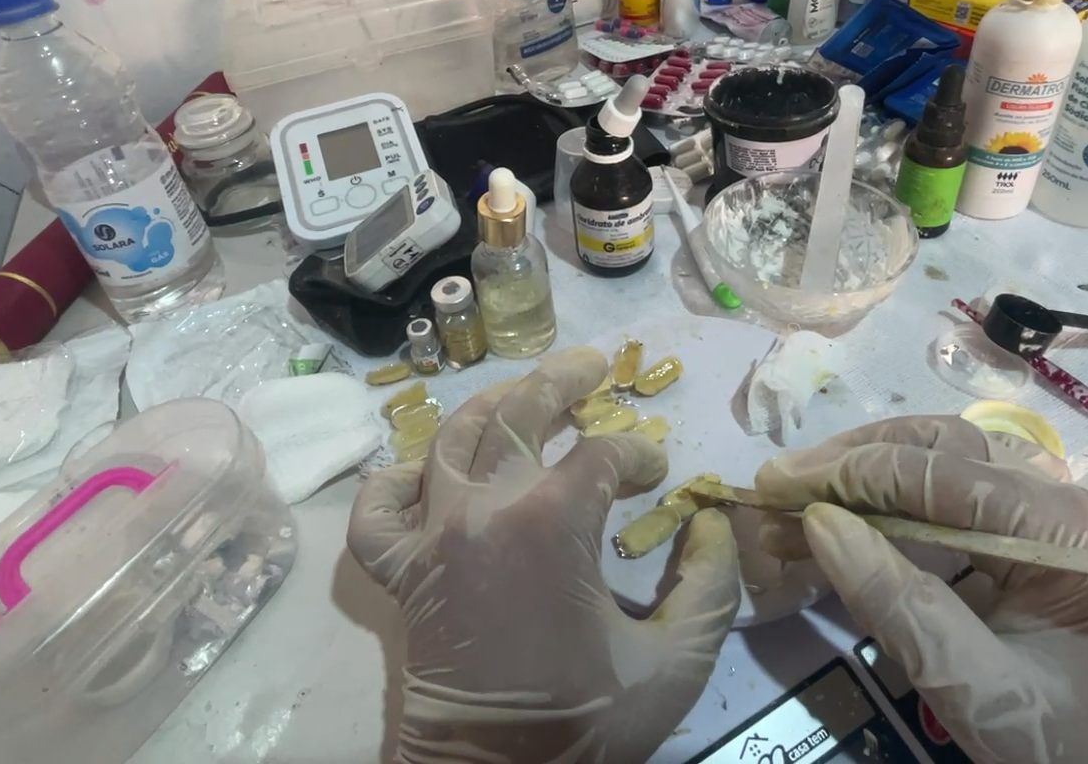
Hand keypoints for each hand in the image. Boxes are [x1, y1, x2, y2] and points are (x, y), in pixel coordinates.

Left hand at [348, 347, 741, 763]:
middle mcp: (484, 508)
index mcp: (550, 524)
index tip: (657, 471)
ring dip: (489, 403)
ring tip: (522, 388)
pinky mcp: (400, 570)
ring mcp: (432, 534)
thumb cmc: (581, 724)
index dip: (638, 453)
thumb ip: (710, 587)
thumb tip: (710, 523)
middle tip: (592, 362)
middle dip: (562, 379)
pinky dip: (393, 483)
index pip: (602, 455)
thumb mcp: (675, 666)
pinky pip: (378, 512)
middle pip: (519, 412)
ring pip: (450, 437)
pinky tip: (423, 472)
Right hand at [758, 417, 1087, 763]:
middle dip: (852, 457)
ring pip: (943, 457)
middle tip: (783, 479)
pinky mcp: (1030, 537)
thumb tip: (818, 522)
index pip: (932, 470)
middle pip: (938, 444)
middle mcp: (1056, 500)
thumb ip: (899, 604)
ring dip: (868, 468)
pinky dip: (892, 498)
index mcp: (1058, 529)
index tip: (773, 486)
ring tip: (806, 489)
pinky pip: (952, 494)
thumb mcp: (981, 692)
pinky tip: (851, 516)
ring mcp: (1047, 514)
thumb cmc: (1076, 751)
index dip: (844, 473)